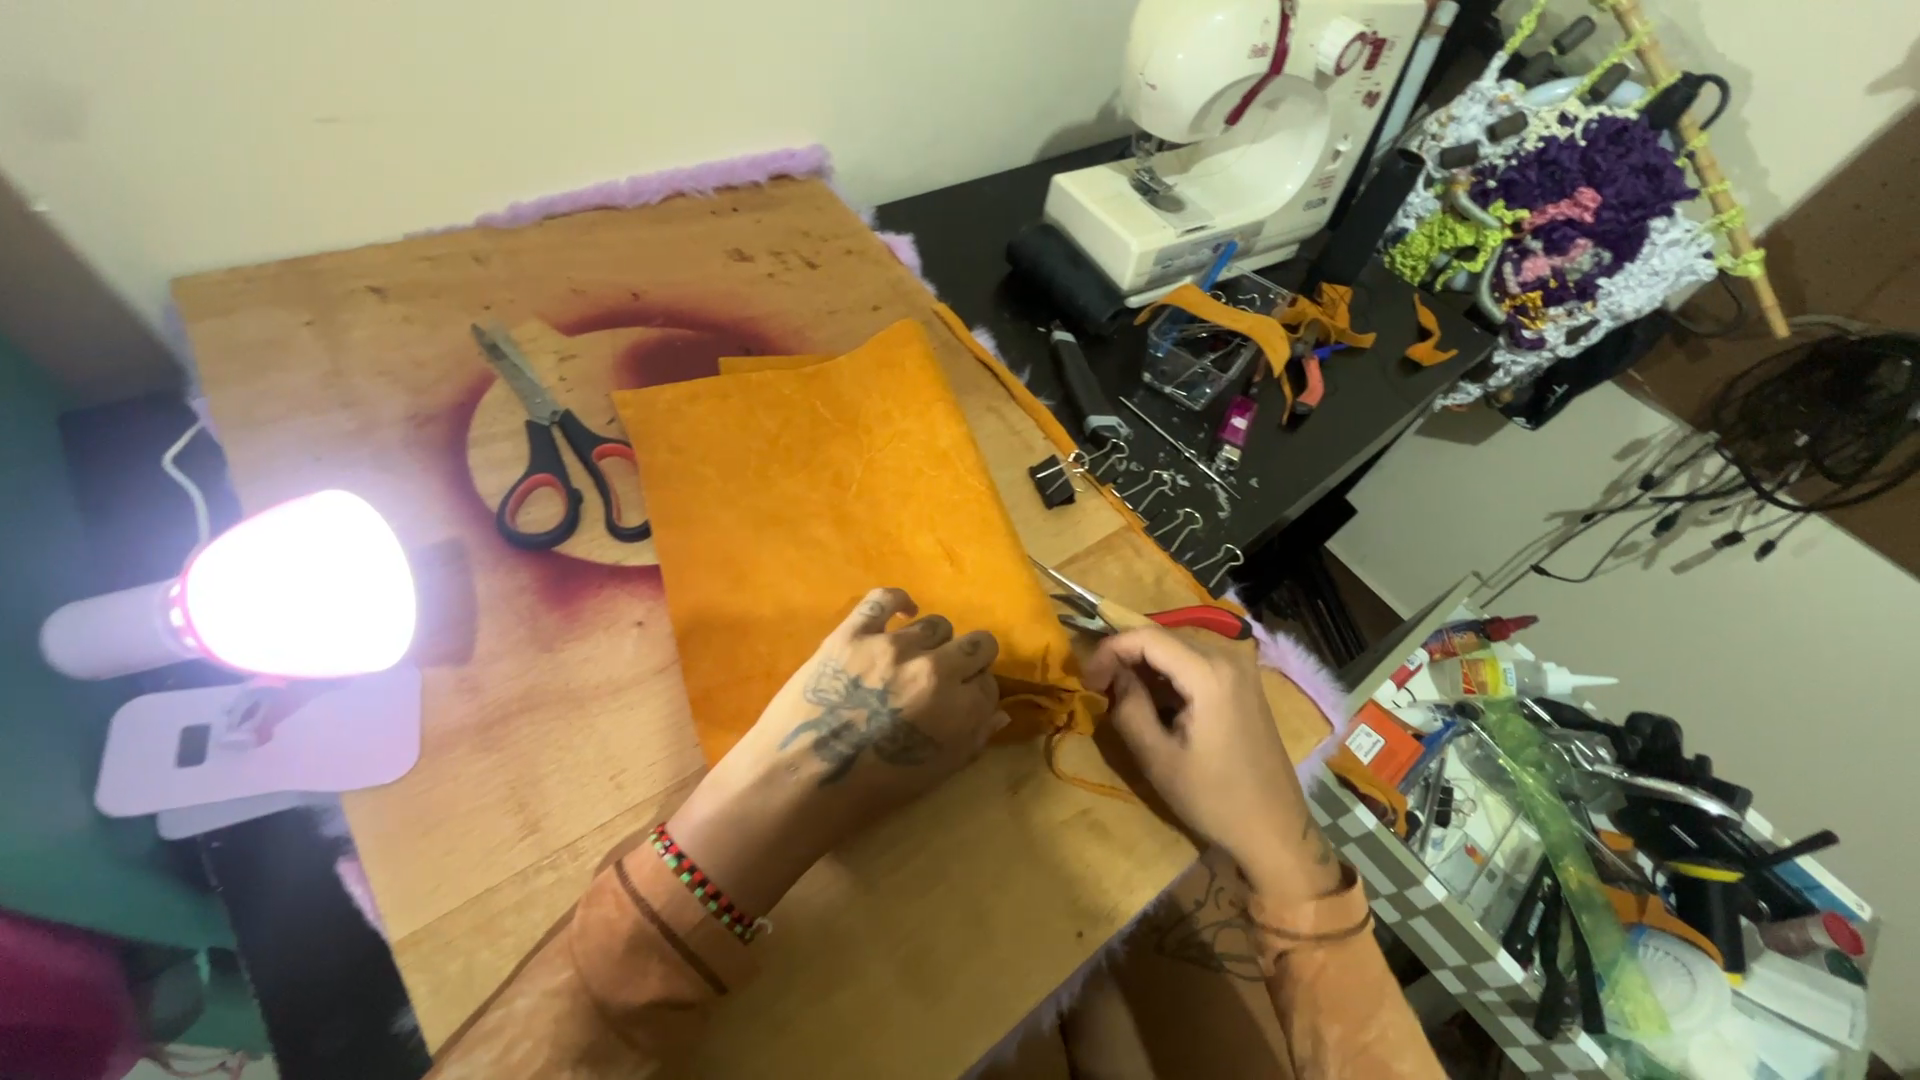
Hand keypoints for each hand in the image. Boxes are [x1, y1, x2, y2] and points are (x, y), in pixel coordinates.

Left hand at [668, 588, 1006, 913]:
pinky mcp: (853, 633)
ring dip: (932, 642)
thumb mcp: (934, 776)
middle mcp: (936, 670)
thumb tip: (999, 713)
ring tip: (913, 659)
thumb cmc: (870, 792)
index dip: (977, 693)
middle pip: (977, 645)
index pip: (990, 684)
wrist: (797, 782)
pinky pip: (885, 598)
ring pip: (936, 624)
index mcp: (961, 711)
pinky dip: (898, 602)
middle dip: (969, 661)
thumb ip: (972, 740)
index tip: (962, 701)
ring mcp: (893, 647)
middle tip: (946, 677)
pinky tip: (902, 612)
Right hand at [1083, 626, 1339, 903]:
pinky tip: (1154, 702)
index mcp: (1209, 674)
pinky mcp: (1244, 685)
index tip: (1087, 680)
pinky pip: (1197, 664)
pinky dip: (1169, 675)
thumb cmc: (1213, 799)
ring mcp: (1241, 671)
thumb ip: (1128, 706)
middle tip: (1098, 687)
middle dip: (1125, 656)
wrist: (1275, 830)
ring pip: (1178, 649)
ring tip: (1120, 695)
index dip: (1108, 650)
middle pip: (1162, 637)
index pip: (1145, 636)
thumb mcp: (1157, 757)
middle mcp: (1228, 659)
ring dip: (1145, 665)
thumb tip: (1111, 675)